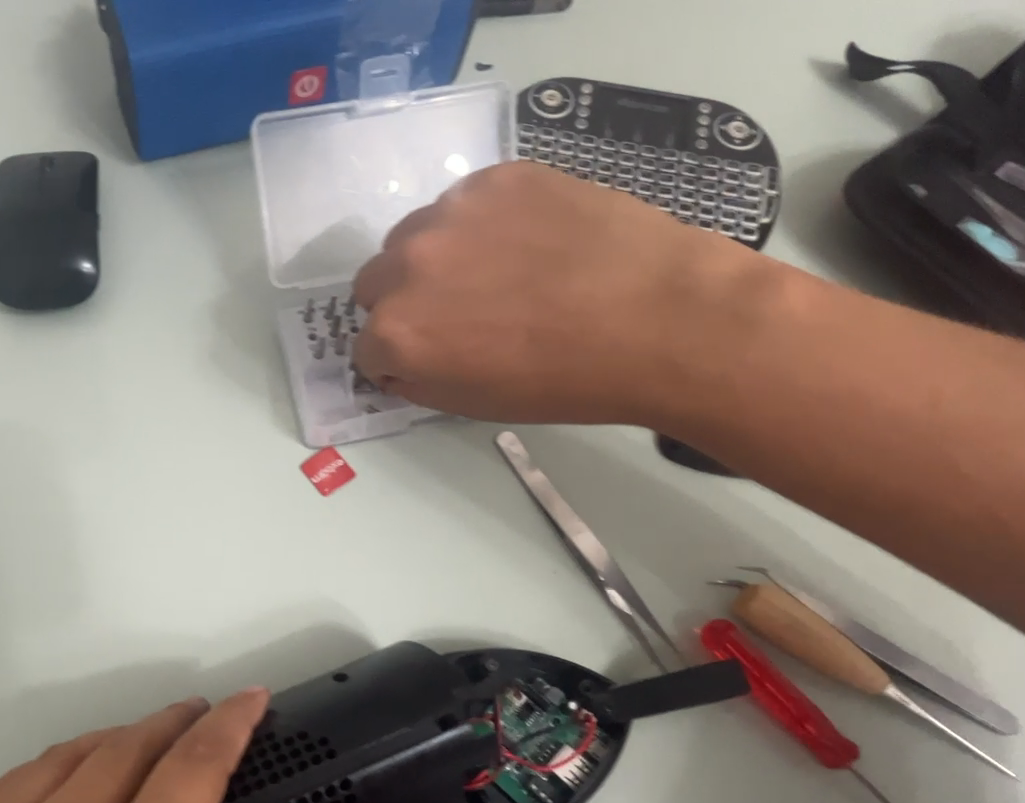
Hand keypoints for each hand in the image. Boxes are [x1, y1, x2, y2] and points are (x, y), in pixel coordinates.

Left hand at [0, 690, 380, 802]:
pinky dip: (40, 783)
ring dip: (107, 747)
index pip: (191, 767)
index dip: (227, 725)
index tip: (248, 699)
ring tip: (139, 752)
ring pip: (59, 760)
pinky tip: (66, 791)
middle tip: (197, 720)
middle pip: (124, 748)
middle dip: (170, 726)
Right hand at [351, 161, 782, 424]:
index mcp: (397, 333)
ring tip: (498, 272)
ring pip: (412, 236)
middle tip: (460, 314)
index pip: (366, 347)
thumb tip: (400, 359)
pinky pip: (464, 202)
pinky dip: (481, 223)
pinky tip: (530, 241)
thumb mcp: (473, 403)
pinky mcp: (496, 177)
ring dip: (435, 257)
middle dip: (404, 302)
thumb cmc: (565, 380)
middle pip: (374, 284)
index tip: (432, 357)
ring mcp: (450, 214)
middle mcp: (406, 269)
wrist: (659, 317)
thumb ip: (417, 377)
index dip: (398, 357)